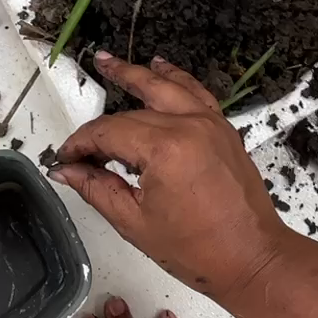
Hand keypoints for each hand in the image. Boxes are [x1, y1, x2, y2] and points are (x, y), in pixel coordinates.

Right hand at [49, 53, 291, 300]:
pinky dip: (176, 78)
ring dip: (137, 73)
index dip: (82, 144)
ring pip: (166, 86)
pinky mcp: (223, 127)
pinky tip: (161, 67)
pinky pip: (196, 92)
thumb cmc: (196, 249)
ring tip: (108, 61)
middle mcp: (188, 124)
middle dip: (101, 128)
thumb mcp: (135, 223)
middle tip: (78, 139)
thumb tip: (65, 170)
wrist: (252, 257)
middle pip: (133, 112)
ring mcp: (210, 122)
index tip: (65, 158)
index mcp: (165, 149)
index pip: (109, 133)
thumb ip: (97, 189)